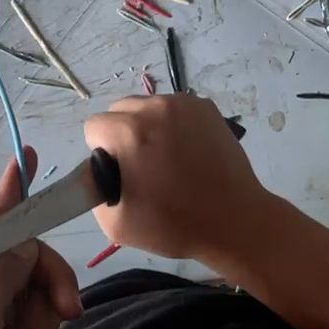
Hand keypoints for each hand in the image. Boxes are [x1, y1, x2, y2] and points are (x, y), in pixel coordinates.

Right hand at [83, 94, 271, 262]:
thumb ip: (92, 190)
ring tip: (167, 157)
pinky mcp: (204, 105)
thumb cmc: (175, 225)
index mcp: (130, 133)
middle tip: (142, 165)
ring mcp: (182, 103)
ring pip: (146, 105)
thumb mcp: (117, 224)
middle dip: (122, 134)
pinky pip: (173, 106)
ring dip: (147, 126)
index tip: (120, 171)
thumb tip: (94, 168)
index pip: (94, 126)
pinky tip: (186, 149)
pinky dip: (172, 123)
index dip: (102, 151)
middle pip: (118, 110)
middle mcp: (154, 108)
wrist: (236, 221)